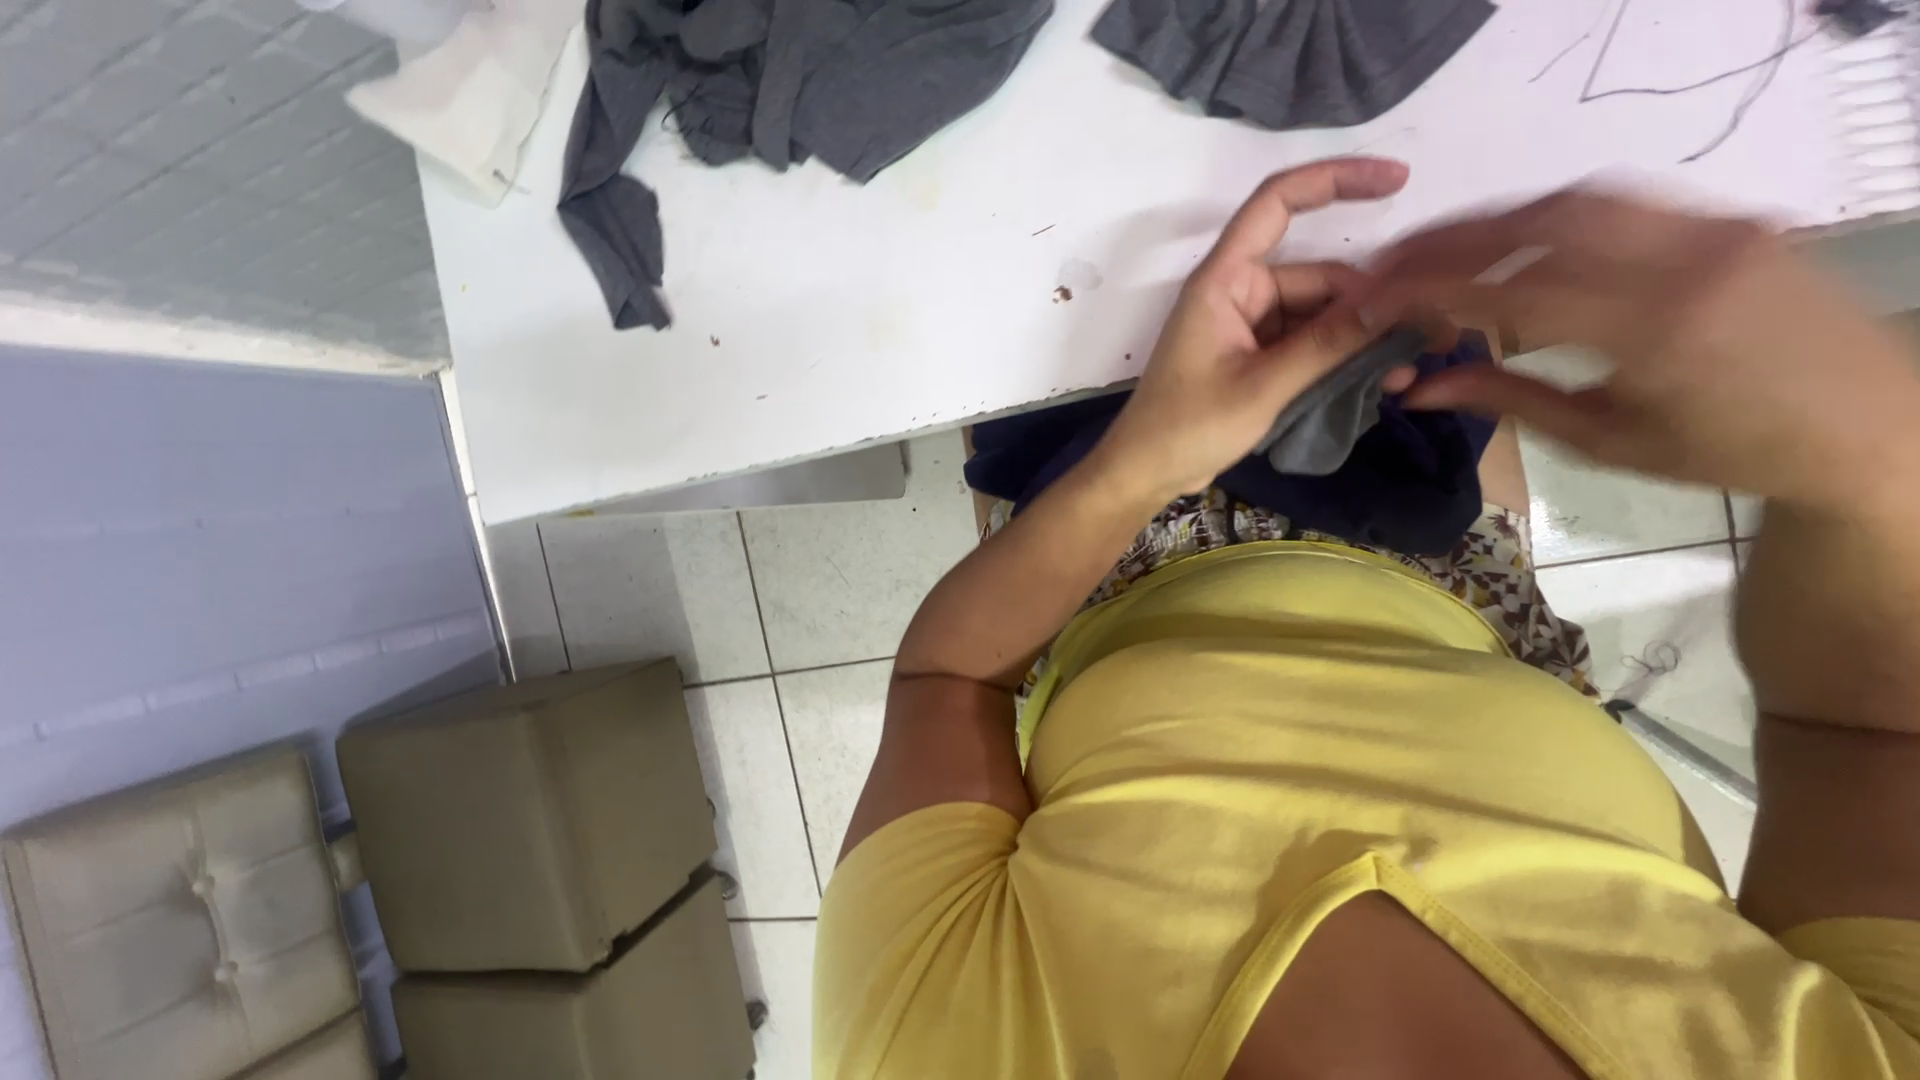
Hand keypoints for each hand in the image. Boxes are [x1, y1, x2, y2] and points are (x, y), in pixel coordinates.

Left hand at [1094, 157, 1412, 498]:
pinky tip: (1379, 381)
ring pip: (1319, 314)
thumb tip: (1398, 300)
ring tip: (1409, 367)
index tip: (1399, 180)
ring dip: (1361, 337)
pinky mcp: (1254, 359)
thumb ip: (1328, 342)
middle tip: (1430, 333)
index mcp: (1224, 281)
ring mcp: (1247, 328)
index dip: (1336, 180)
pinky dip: (1339, 358)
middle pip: (1318, 276)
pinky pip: (1307, 344)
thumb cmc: (1188, 426)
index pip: (1277, 204)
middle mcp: (1237, 294)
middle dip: (1371, 300)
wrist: (1146, 472)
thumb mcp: (1263, 386)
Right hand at [1359, 190, 1919, 514]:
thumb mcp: (1602, 440)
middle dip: (1446, 240)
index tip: (1370, 299)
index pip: (1511, 289)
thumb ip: (1504, 400)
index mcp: (1652, 332)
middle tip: (1384, 264)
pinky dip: (1546, 216)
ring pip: (1574, 199)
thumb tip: (1414, 388)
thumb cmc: (1724, 452)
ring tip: (1433, 249)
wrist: (1869, 424)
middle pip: (1537, 222)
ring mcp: (1713, 229)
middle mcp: (1686, 261)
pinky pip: (1616, 203)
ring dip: (1492, 221)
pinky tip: (1510, 241)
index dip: (1428, 288)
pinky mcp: (1726, 218)